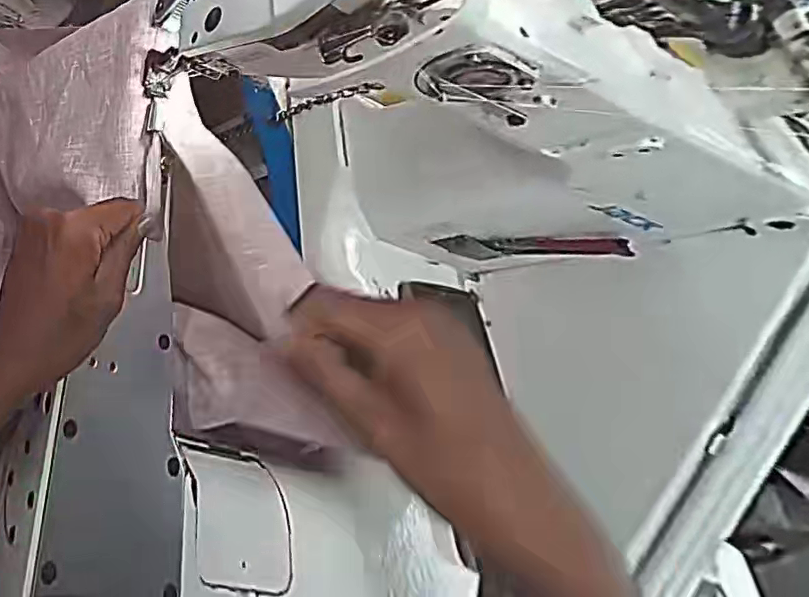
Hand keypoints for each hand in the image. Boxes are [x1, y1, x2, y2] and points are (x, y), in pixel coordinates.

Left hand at [0, 200, 144, 436]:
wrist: (12, 354)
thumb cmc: (52, 337)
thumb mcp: (107, 296)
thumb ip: (127, 250)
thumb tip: (141, 223)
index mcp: (74, 230)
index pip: (124, 207)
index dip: (140, 226)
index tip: (142, 243)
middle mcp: (49, 218)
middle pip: (102, 214)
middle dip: (111, 241)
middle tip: (104, 279)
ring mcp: (33, 225)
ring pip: (84, 223)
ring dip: (90, 246)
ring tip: (81, 283)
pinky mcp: (26, 235)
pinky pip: (64, 231)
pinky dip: (72, 250)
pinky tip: (67, 280)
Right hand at [285, 287, 632, 596]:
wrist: (523, 508)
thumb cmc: (464, 476)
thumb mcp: (373, 425)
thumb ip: (323, 373)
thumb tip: (289, 343)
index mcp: (402, 327)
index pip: (322, 300)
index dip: (295, 325)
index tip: (285, 347)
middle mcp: (424, 313)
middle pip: (346, 305)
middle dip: (323, 336)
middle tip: (312, 376)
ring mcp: (441, 324)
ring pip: (368, 317)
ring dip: (348, 344)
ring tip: (352, 393)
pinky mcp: (450, 338)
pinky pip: (394, 328)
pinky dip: (375, 349)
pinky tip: (380, 390)